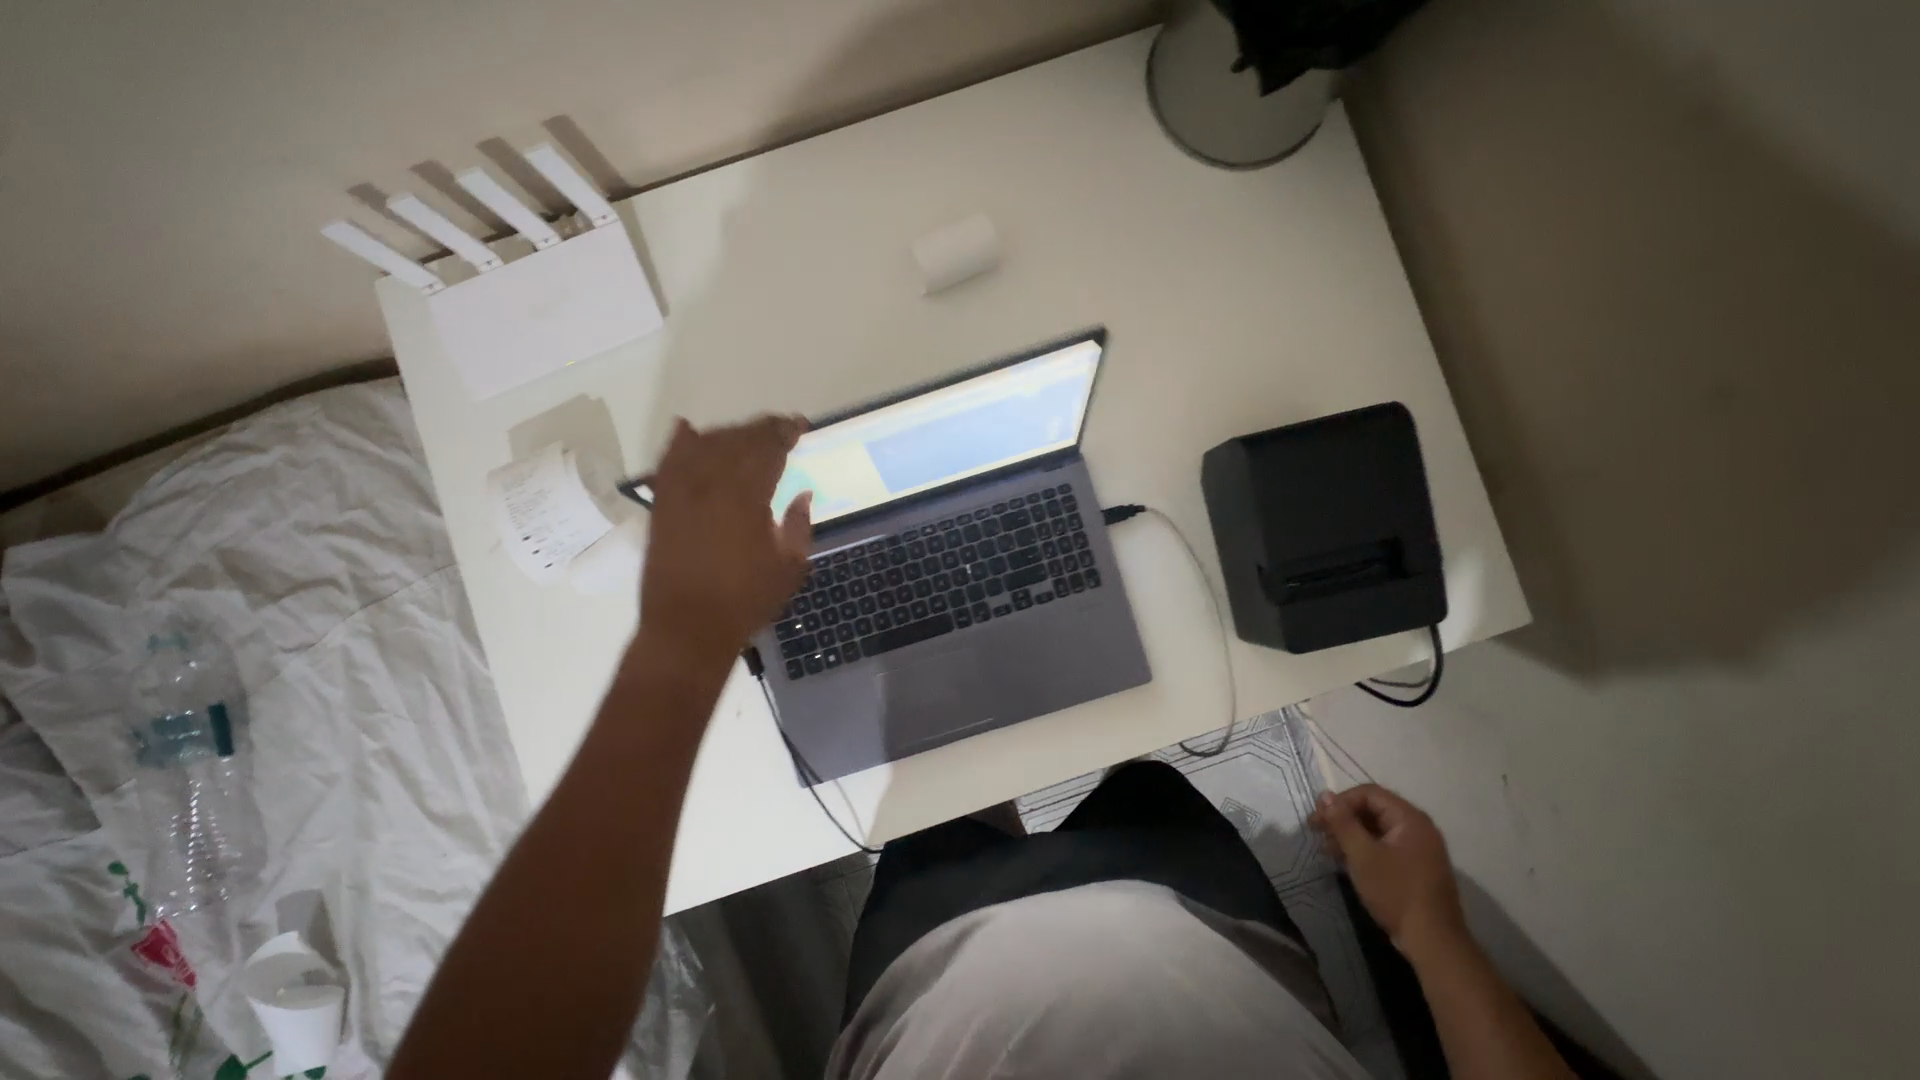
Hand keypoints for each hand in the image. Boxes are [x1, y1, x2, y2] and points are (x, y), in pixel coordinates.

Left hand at [637, 415, 811, 658]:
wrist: (688, 628)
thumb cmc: (747, 602)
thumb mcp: (790, 568)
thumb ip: (799, 525)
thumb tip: (803, 494)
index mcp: (749, 498)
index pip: (769, 449)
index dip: (786, 432)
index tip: (801, 426)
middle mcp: (712, 485)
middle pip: (738, 440)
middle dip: (762, 429)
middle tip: (780, 427)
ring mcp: (681, 493)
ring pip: (705, 445)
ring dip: (728, 434)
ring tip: (746, 436)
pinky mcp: (661, 505)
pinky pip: (669, 461)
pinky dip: (680, 442)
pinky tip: (689, 429)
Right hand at [1310, 784, 1467, 959]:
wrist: (1432, 940)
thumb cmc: (1395, 891)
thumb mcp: (1362, 855)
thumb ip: (1342, 822)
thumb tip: (1326, 795)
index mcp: (1410, 819)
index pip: (1368, 793)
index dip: (1340, 802)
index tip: (1317, 819)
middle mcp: (1418, 828)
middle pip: (1373, 809)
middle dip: (1343, 819)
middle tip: (1317, 833)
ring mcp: (1420, 849)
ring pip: (1378, 830)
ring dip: (1350, 835)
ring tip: (1327, 850)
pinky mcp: (1417, 868)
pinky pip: (1386, 847)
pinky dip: (1364, 849)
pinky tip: (1347, 863)